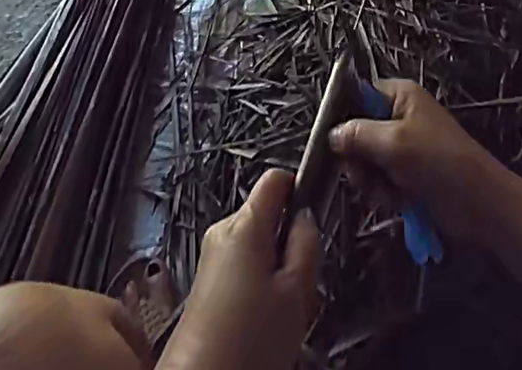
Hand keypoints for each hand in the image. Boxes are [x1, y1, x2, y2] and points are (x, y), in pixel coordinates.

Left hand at [158, 168, 320, 369]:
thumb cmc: (250, 342)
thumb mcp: (295, 291)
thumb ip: (307, 242)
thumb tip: (306, 215)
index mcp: (245, 225)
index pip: (276, 179)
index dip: (300, 188)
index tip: (314, 216)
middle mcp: (223, 231)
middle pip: (268, 213)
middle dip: (289, 238)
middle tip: (301, 280)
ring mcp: (211, 256)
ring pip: (257, 241)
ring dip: (275, 264)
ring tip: (283, 307)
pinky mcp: (206, 282)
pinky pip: (242, 263)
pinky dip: (258, 281)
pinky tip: (263, 318)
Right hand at [328, 78, 515, 242]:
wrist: (479, 205)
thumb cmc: (440, 161)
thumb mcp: (395, 142)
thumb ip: (357, 134)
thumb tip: (330, 134)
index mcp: (400, 95)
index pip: (357, 95)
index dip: (344, 117)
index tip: (335, 140)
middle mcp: (398, 116)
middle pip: (356, 132)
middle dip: (359, 158)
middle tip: (369, 172)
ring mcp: (401, 147)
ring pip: (364, 161)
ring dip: (372, 180)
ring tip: (391, 190)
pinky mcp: (405, 175)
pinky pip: (378, 181)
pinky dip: (384, 193)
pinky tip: (399, 201)